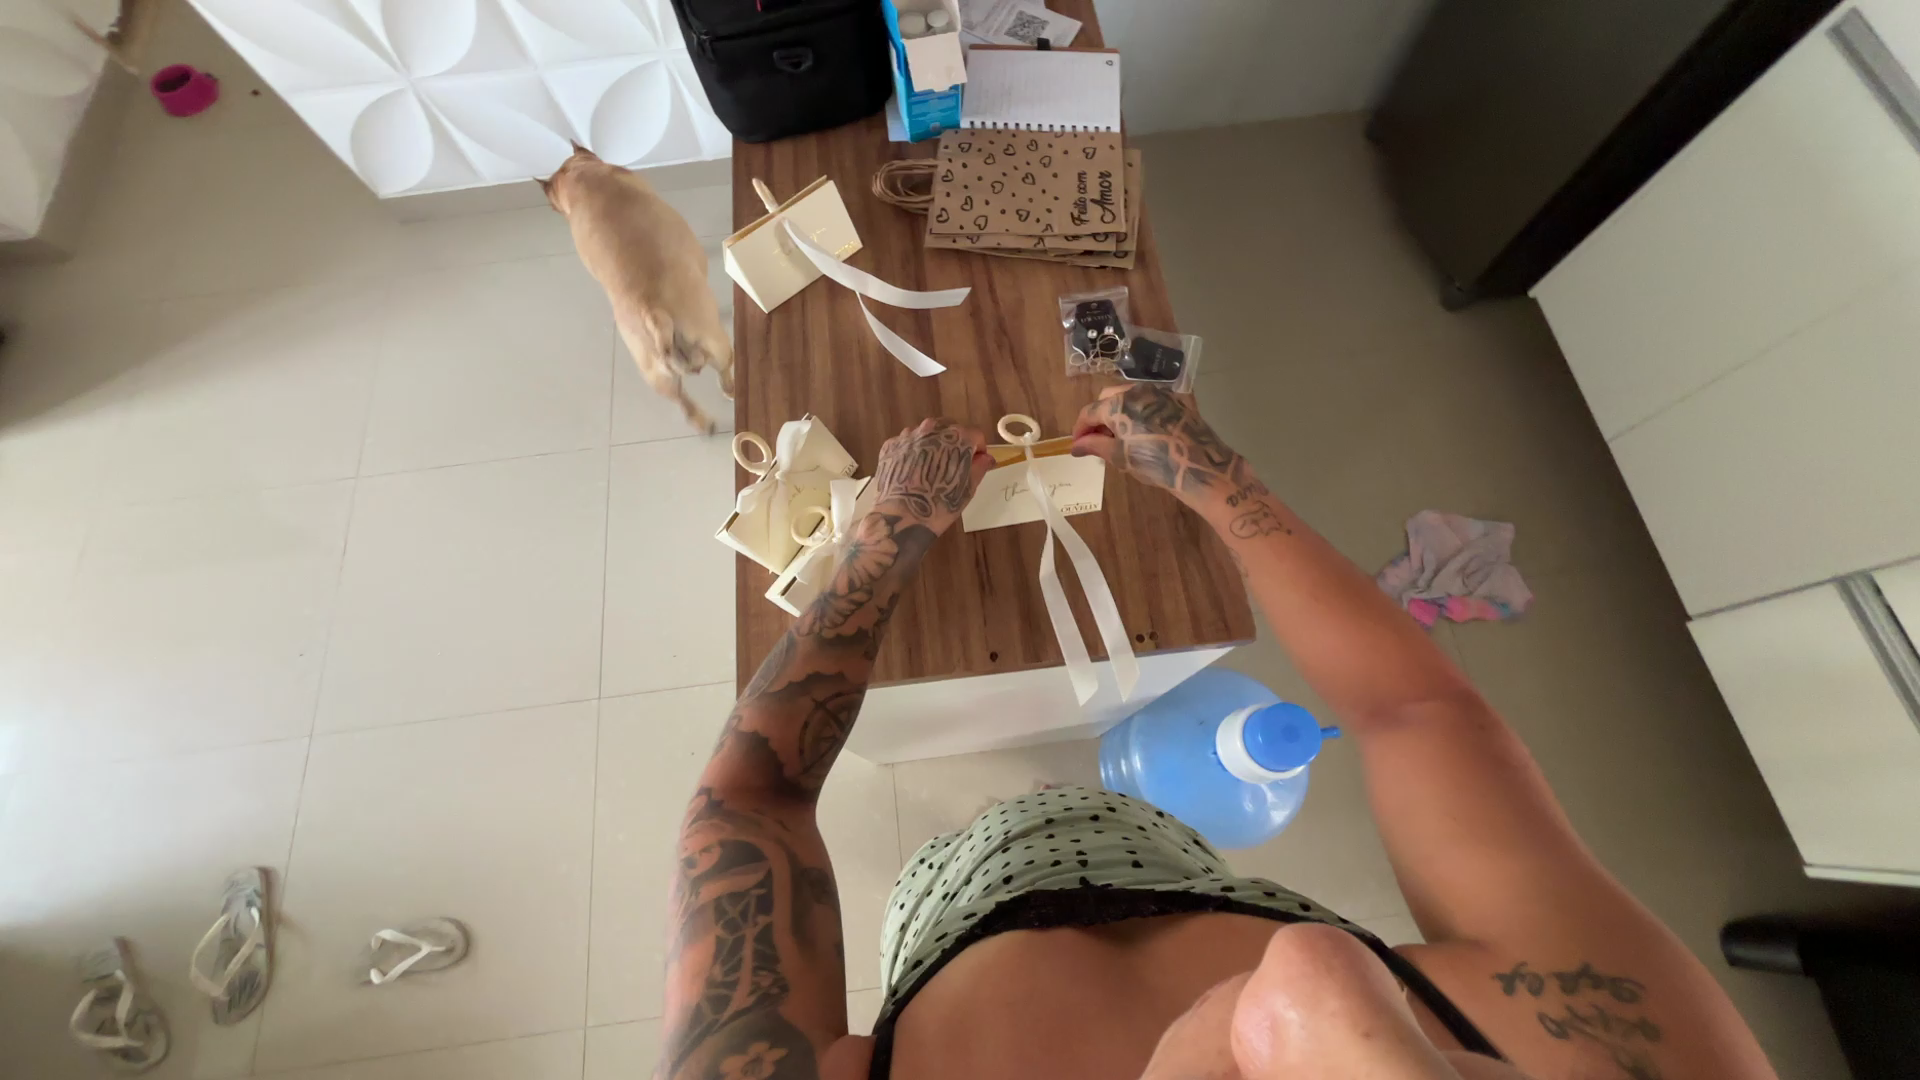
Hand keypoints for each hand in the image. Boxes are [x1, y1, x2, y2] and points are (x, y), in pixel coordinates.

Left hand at [871, 418, 993, 535]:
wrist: (903, 516)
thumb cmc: (942, 503)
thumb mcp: (968, 488)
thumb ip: (979, 467)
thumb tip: (985, 457)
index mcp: (958, 437)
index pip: (975, 435)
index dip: (977, 449)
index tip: (975, 462)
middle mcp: (933, 427)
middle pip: (949, 429)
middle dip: (954, 444)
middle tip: (951, 466)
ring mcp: (909, 434)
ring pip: (926, 434)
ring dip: (931, 446)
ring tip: (928, 470)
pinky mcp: (890, 444)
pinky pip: (907, 443)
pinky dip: (911, 452)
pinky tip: (911, 472)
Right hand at [1071, 385, 1247, 507]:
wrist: (1195, 465)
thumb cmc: (1152, 463)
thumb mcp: (1118, 456)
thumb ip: (1094, 445)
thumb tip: (1075, 446)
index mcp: (1118, 404)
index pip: (1089, 412)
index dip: (1080, 428)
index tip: (1077, 444)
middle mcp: (1136, 390)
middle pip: (1107, 398)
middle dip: (1098, 417)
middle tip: (1097, 440)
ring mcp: (1158, 393)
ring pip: (1128, 396)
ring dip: (1117, 413)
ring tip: (1118, 437)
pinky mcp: (1175, 399)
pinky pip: (1148, 401)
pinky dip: (1137, 412)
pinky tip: (1140, 431)